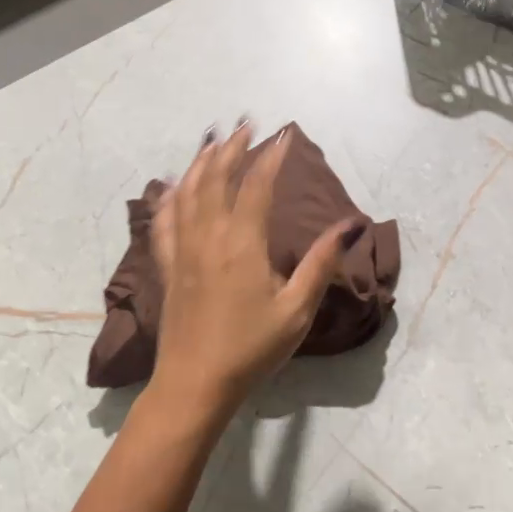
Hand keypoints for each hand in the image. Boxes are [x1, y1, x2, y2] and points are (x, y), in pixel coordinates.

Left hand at [149, 122, 354, 413]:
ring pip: (188, 193)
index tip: (284, 134)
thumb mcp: (296, 309)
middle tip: (245, 125)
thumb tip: (348, 226)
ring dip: (201, 162)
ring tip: (212, 141)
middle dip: (231, 147)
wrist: (194, 386)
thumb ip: (320, 264)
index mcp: (242, 244)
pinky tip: (173, 185)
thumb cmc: (251, 348)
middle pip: (216, 179)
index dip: (270, 156)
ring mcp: (184, 252)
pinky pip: (164, 222)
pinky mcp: (169, 269)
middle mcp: (210, 237)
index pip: (257, 186)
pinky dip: (170, 197)